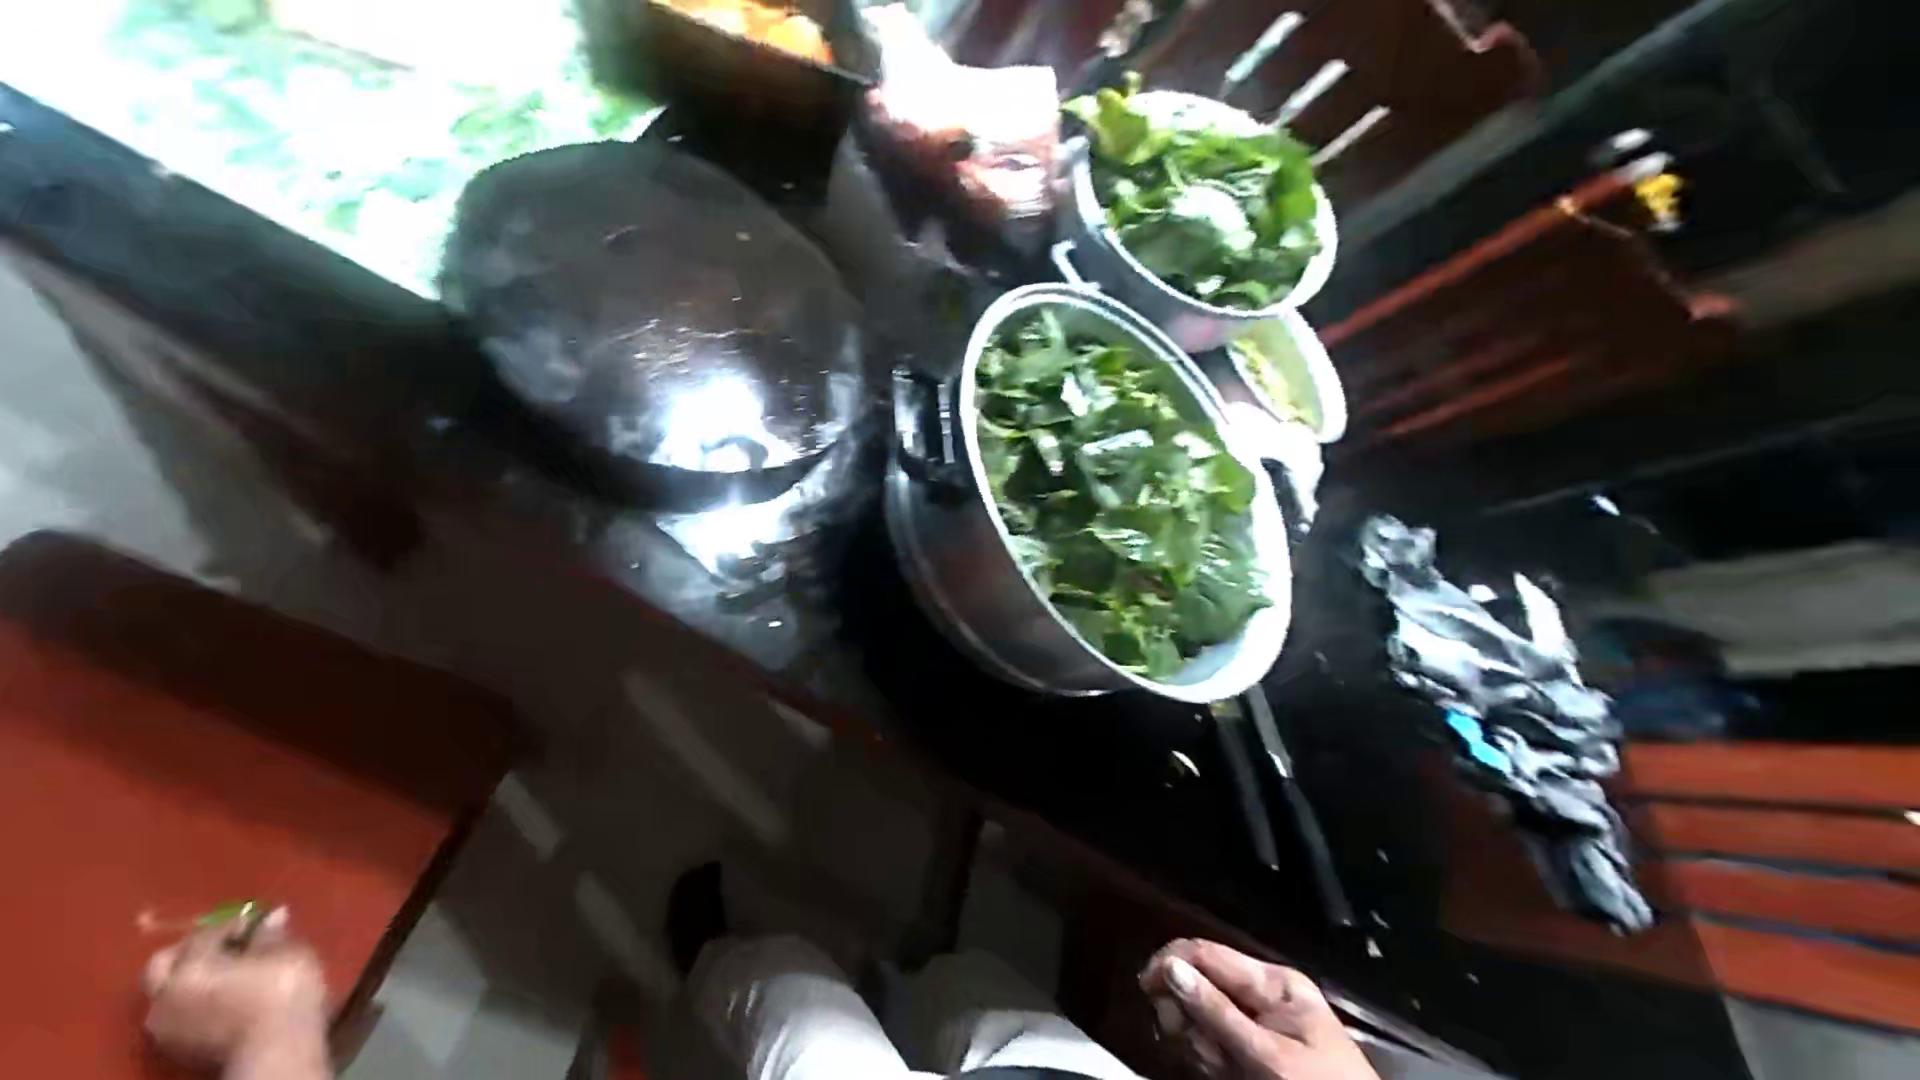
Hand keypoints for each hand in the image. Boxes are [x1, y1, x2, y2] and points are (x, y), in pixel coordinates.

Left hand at [143, 908, 327, 1072]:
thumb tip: (270, 916)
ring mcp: (163, 1026)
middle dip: (192, 949)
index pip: (203, 934)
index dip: (232, 922)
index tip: (258, 919)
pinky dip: (195, 996)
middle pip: (163, 964)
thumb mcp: (287, 952)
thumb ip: (270, 934)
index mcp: (188, 969)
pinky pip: (176, 1009)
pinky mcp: (174, 1044)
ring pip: (167, 990)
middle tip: (228, 942)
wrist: (274, 1046)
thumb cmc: (282, 989)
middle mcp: (163, 996)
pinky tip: (224, 993)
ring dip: (191, 975)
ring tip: (228, 969)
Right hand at [1141, 939, 1379, 1079]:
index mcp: (1272, 982)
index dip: (1171, 962)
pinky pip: (1213, 1040)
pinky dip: (1207, 1056)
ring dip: (1197, 1040)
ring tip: (1216, 1068)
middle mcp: (1261, 994)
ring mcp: (1258, 1023)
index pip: (1207, 953)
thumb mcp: (1269, 1058)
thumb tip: (1169, 967)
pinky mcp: (1254, 1050)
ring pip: (1201, 1014)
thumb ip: (1218, 1013)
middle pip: (1199, 982)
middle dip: (1186, 1012)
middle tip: (1187, 1044)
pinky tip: (1217, 1071)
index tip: (1144, 988)